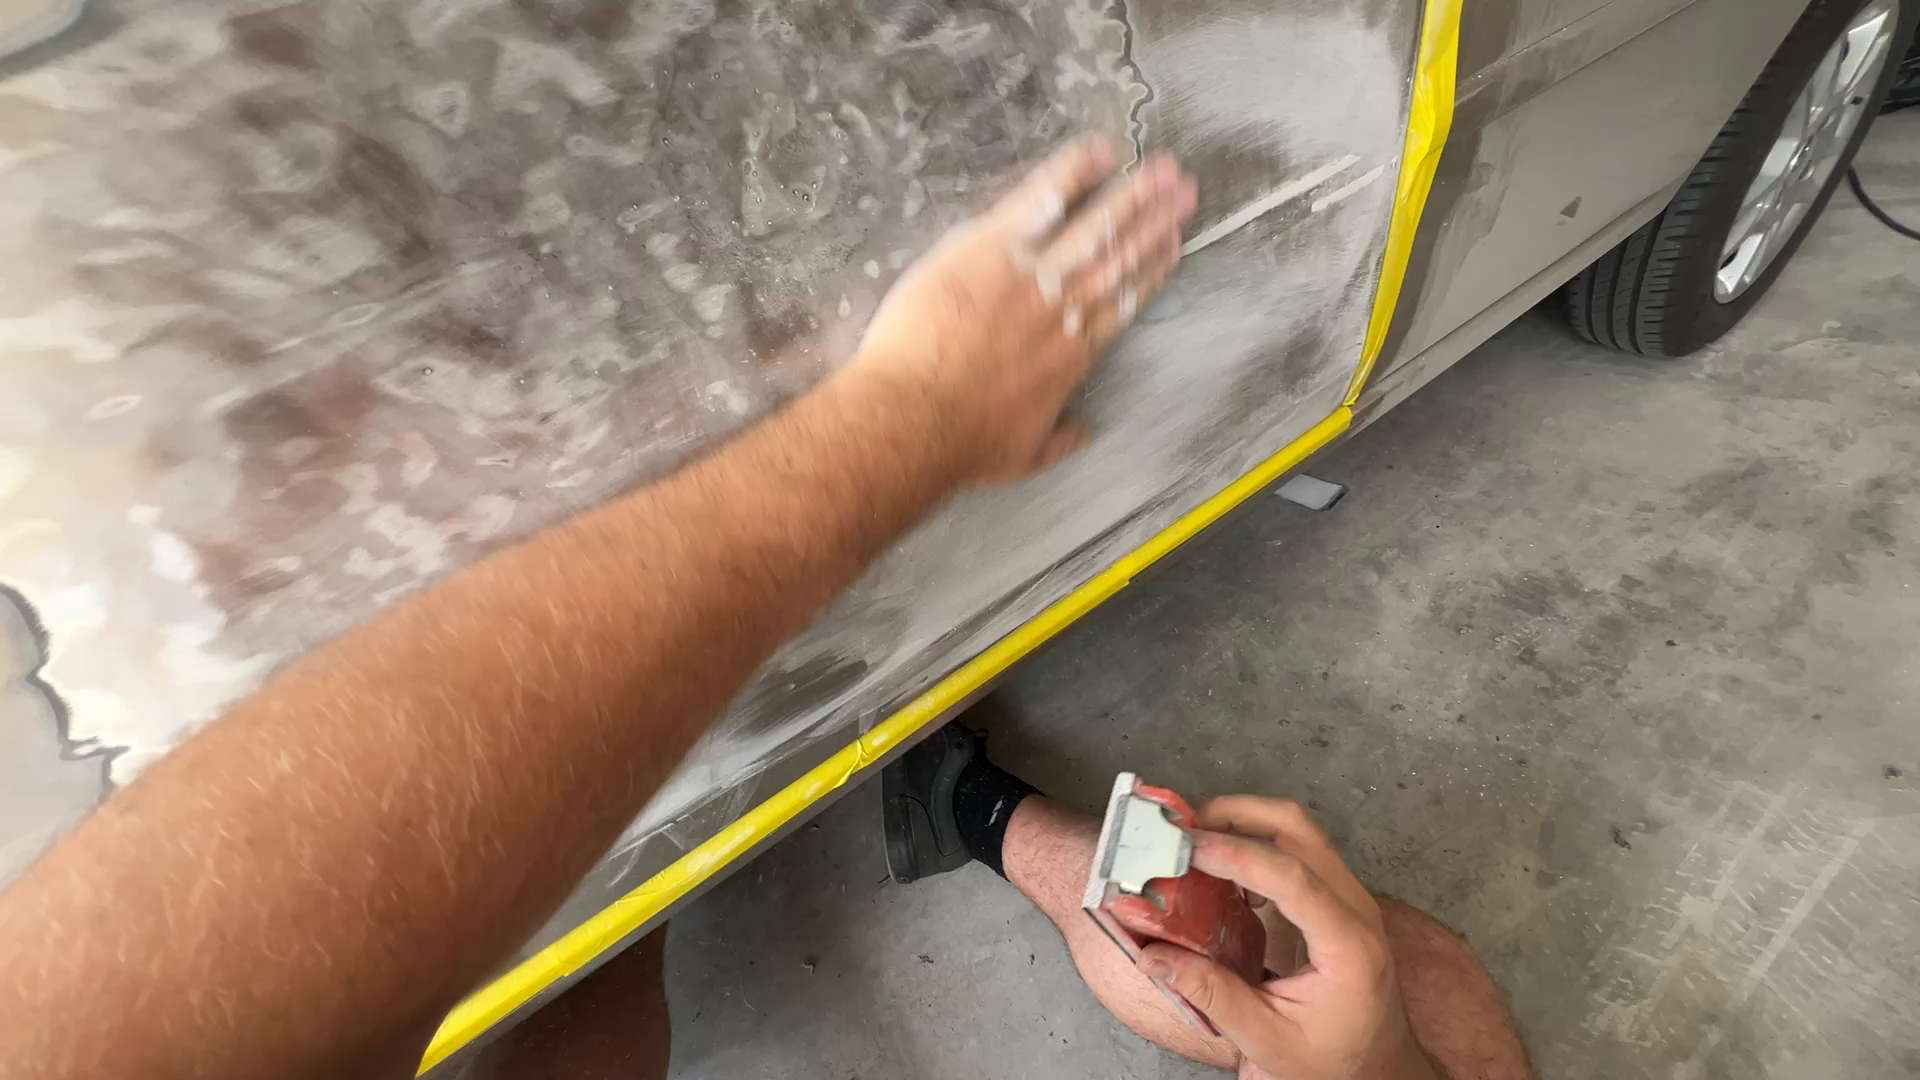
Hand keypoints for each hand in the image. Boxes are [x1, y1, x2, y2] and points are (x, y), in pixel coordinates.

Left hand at [849, 135, 1197, 486]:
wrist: (917, 416)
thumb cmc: (964, 441)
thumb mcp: (1023, 455)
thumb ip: (1060, 441)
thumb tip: (1085, 436)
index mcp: (1073, 355)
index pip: (1123, 304)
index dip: (1151, 272)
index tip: (1171, 249)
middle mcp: (1064, 310)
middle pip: (1120, 259)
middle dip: (1155, 223)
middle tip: (1183, 194)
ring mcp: (1032, 275)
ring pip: (1095, 227)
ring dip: (1131, 195)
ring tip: (1161, 169)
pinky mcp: (993, 248)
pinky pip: (1041, 199)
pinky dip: (1071, 173)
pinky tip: (1097, 151)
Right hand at [1138, 797, 1436, 1079]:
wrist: (1380, 1069)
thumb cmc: (1332, 1062)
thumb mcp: (1269, 1041)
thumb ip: (1211, 994)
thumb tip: (1153, 955)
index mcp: (1349, 947)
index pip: (1294, 877)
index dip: (1238, 854)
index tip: (1189, 848)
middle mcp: (1356, 907)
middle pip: (1296, 828)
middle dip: (1235, 814)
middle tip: (1186, 830)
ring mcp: (1349, 893)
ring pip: (1295, 825)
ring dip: (1243, 818)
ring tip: (1197, 839)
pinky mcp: (1335, 890)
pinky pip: (1295, 842)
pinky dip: (1253, 836)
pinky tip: (1223, 864)